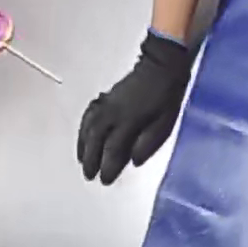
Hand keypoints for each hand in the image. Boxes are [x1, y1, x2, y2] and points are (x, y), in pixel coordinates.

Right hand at [78, 31, 191, 185]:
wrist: (161, 65)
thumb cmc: (166, 97)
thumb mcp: (164, 125)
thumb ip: (147, 144)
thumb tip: (133, 161)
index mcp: (129, 121)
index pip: (113, 149)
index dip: (108, 167)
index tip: (105, 180)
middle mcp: (113, 113)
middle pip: (95, 140)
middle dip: (90, 159)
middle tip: (89, 175)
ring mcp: (106, 104)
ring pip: (88, 128)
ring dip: (83, 146)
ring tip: (81, 160)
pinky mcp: (105, 98)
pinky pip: (88, 116)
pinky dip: (83, 129)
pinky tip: (83, 136)